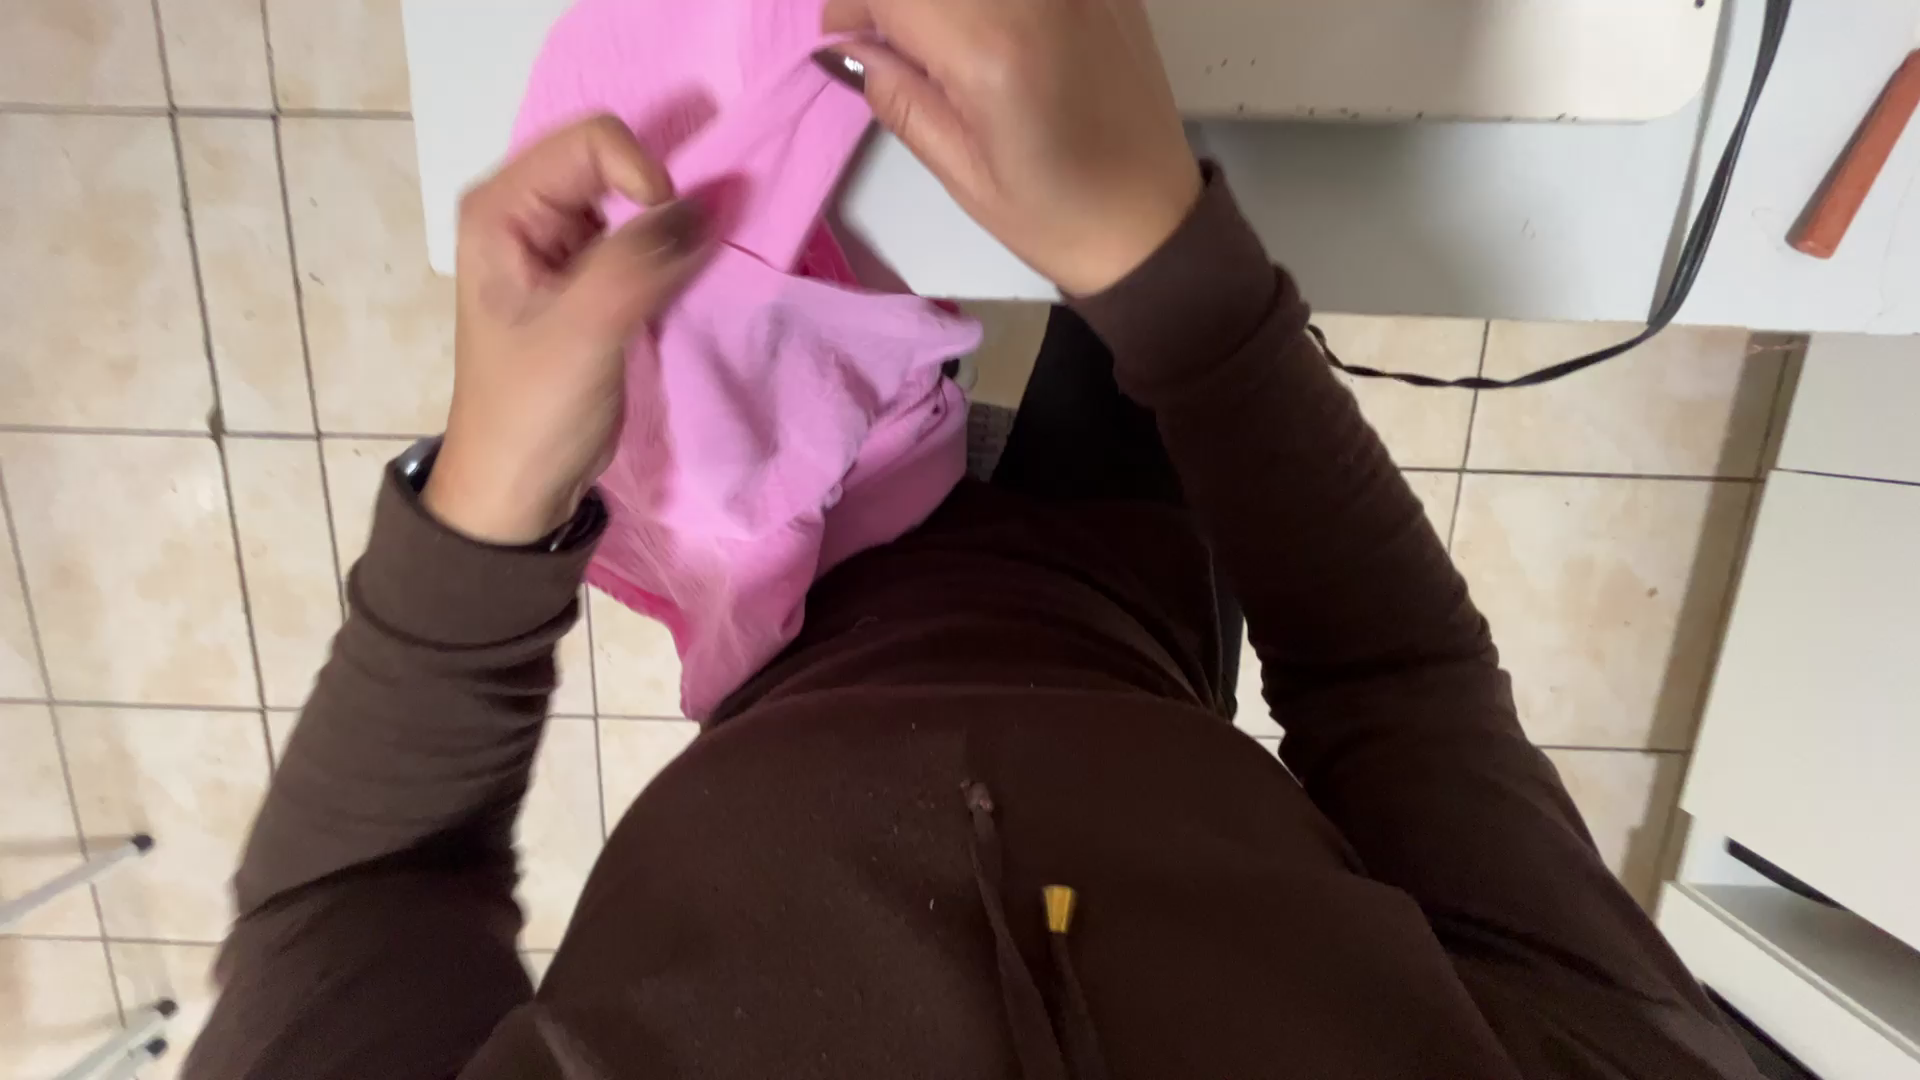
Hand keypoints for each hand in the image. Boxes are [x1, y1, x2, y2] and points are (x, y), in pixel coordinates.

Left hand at [428, 116, 710, 545]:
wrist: (524, 484)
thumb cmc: (535, 408)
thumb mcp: (584, 331)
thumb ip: (641, 262)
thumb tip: (710, 208)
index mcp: (506, 208)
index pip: (593, 144)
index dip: (646, 179)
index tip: (673, 241)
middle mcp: (532, 217)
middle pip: (617, 170)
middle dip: (666, 208)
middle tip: (692, 264)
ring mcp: (566, 255)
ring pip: (637, 213)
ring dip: (675, 240)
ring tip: (694, 283)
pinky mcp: (596, 291)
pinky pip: (646, 253)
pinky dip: (675, 266)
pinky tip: (688, 295)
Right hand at [824, 0, 1200, 295]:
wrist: (1152, 226)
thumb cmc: (1058, 220)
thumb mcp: (966, 177)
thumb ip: (902, 100)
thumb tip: (849, 47)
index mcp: (995, 49)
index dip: (852, 4)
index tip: (843, 38)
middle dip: (896, 1)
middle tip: (889, 41)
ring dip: (943, 5)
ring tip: (938, 48)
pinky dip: (987, 4)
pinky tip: (988, 36)